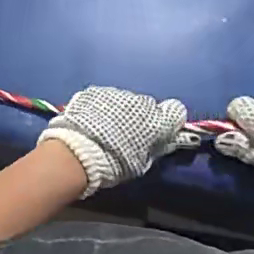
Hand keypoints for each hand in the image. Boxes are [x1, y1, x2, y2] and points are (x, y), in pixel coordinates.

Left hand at [37, 87, 187, 197]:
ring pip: (123, 100)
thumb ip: (155, 146)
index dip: (167, 120)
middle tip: (124, 132)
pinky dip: (99, 106)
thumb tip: (163, 141)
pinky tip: (88, 119)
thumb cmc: (115, 163)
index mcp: (159, 120)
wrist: (78, 151)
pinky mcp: (94, 91)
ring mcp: (116, 94)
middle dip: (139, 116)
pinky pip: (102, 97)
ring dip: (118, 110)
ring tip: (102, 126)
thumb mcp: (142, 162)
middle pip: (146, 105)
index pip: (175, 111)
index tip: (158, 130)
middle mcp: (141, 102)